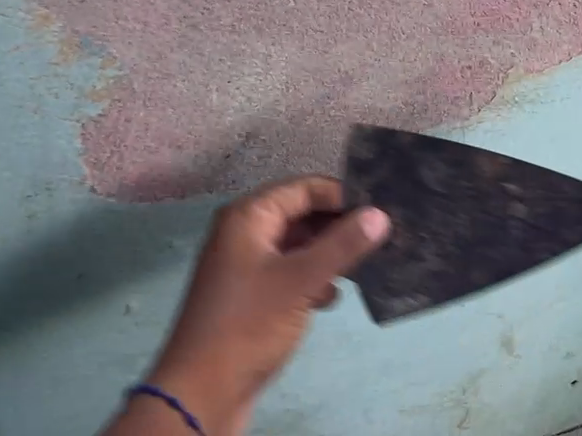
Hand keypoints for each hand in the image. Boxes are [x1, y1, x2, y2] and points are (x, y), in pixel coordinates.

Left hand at [113, 176, 389, 435]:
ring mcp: (245, 263)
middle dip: (335, 226)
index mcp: (248, 215)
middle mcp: (243, 231)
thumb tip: (380, 213)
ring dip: (325, 255)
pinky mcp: (250, 293)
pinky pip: (287, 271)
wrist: (202, 392)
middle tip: (379, 237)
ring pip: (295, 245)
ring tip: (363, 267)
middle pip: (299, 214)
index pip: (302, 188)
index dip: (340, 195)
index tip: (379, 209)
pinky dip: (309, 278)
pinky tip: (329, 297)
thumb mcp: (300, 281)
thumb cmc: (249, 324)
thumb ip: (341, 245)